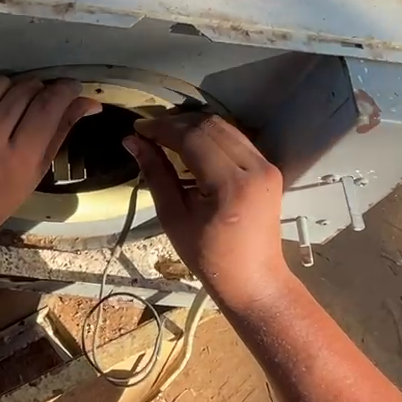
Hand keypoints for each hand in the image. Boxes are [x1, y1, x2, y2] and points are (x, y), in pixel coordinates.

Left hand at [0, 76, 100, 238]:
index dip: (64, 90)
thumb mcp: (37, 170)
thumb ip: (61, 131)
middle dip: (39, 90)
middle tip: (40, 101)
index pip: (48, 106)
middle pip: (25, 90)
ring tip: (11, 107)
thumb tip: (88, 101)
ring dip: (11, 90)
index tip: (71, 86)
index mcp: (18, 156)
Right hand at [123, 112, 294, 311]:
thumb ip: (155, 173)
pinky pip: (235, 139)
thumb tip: (133, 142)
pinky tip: (190, 145)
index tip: (138, 128)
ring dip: (192, 126)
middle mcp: (255, 167)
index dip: (162, 128)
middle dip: (175, 123)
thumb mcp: (173, 216)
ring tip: (165, 136)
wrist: (253, 278)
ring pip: (224, 127)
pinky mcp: (269, 168)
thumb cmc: (208, 255)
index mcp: (230, 184)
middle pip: (210, 126)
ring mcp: (266, 166)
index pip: (193, 138)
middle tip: (148, 132)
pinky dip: (210, 135)